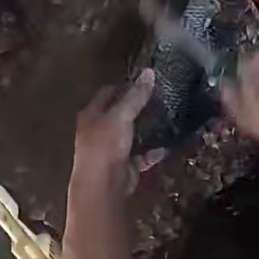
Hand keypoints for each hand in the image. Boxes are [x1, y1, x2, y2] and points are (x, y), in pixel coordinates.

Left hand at [69, 69, 154, 200]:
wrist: (103, 185)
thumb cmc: (105, 145)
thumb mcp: (121, 116)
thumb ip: (136, 96)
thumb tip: (150, 72)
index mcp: (92, 115)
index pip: (107, 93)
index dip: (124, 85)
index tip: (145, 81)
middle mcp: (99, 131)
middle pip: (119, 114)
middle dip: (137, 107)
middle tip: (160, 98)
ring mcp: (112, 149)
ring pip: (131, 135)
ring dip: (146, 129)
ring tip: (166, 118)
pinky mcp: (124, 166)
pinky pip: (142, 156)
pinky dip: (153, 152)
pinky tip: (166, 147)